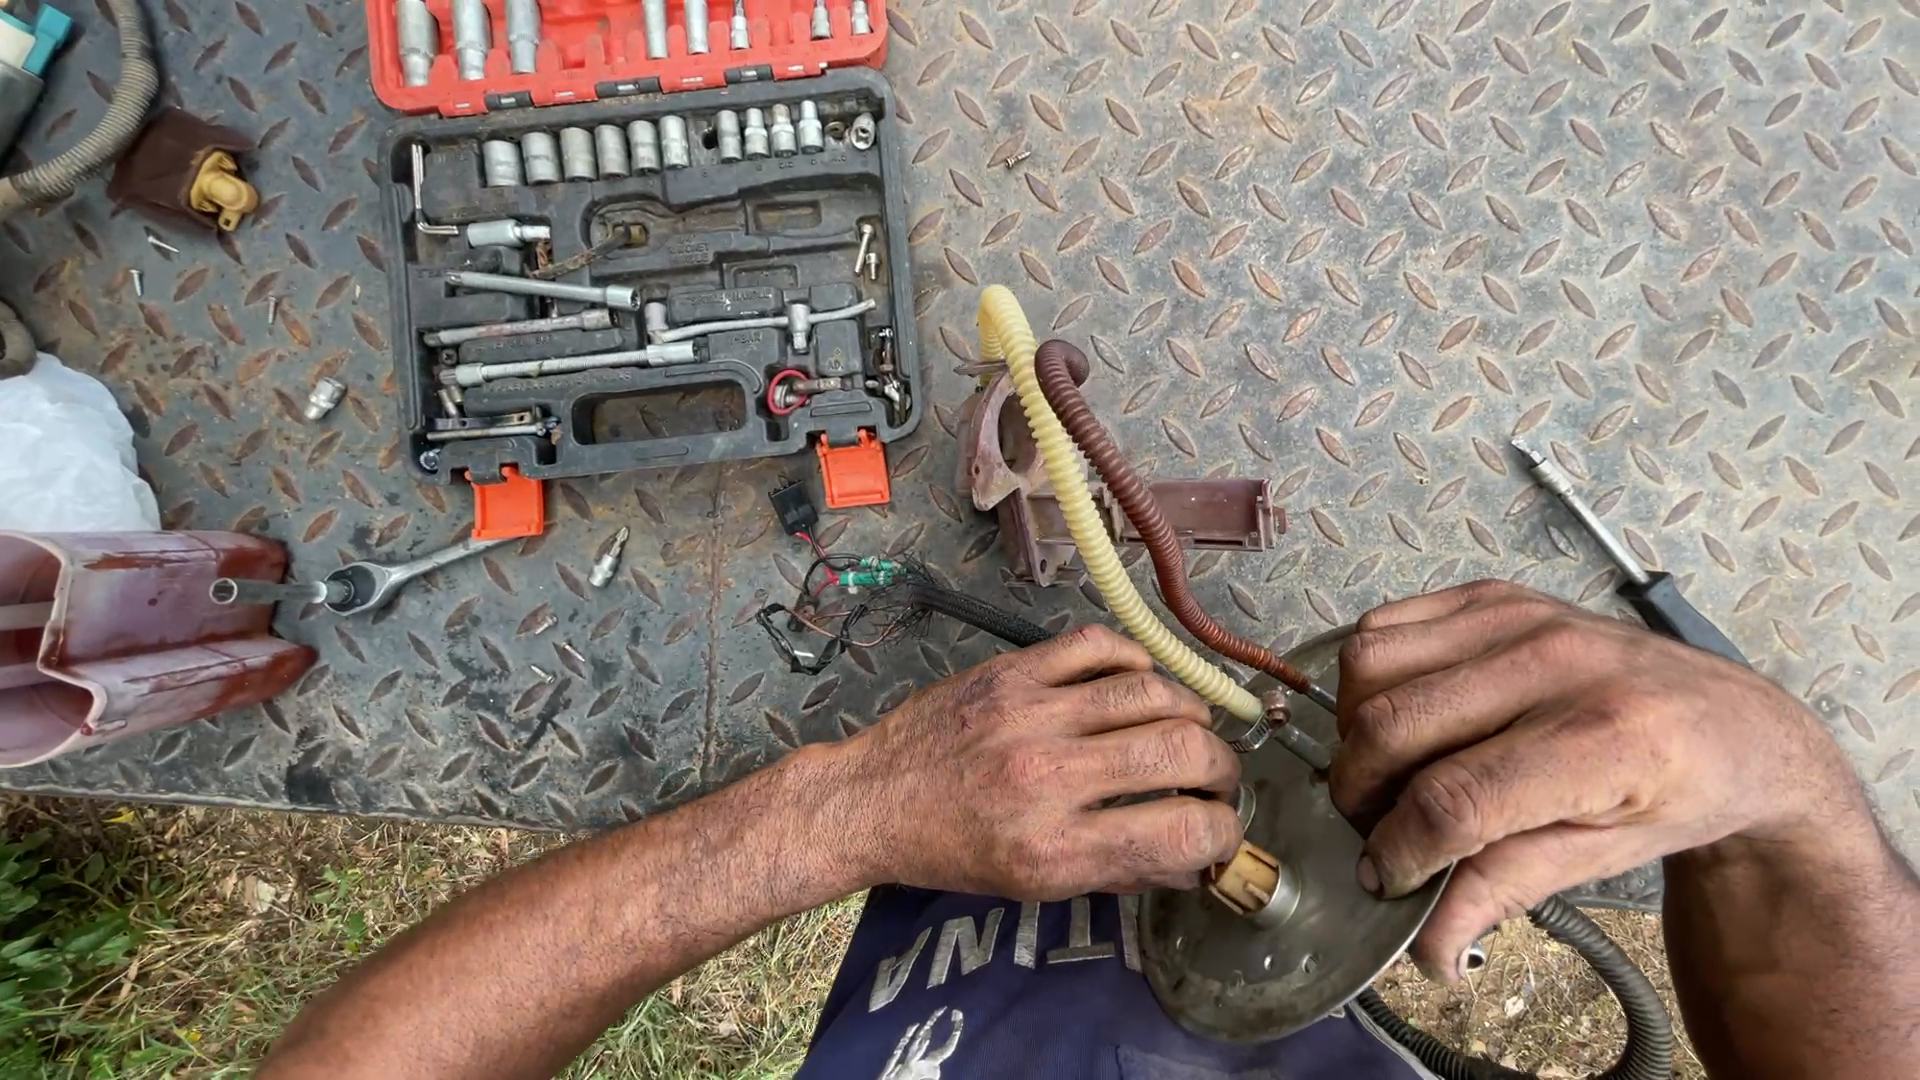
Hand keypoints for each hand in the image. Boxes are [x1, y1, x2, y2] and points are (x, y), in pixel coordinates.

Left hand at [839, 625, 1243, 899]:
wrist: (874, 798)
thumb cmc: (954, 851)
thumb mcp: (1035, 886)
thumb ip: (1119, 869)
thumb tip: (1196, 856)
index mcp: (1058, 848)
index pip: (1184, 832)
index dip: (1223, 831)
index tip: (1219, 825)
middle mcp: (1051, 774)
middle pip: (1181, 750)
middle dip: (1220, 766)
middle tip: (1213, 774)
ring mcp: (1030, 711)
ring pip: (1149, 690)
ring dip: (1188, 710)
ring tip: (1186, 726)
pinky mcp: (1012, 671)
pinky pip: (1096, 644)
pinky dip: (1134, 658)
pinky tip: (1140, 680)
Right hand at [1331, 580, 1860, 980]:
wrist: (1736, 720)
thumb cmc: (1679, 794)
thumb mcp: (1606, 857)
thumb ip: (1503, 889)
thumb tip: (1422, 944)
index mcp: (1608, 740)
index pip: (1455, 797)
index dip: (1401, 847)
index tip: (1385, 873)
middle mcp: (1555, 662)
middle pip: (1393, 725)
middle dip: (1359, 786)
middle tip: (1369, 819)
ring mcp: (1517, 616)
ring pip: (1369, 665)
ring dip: (1353, 724)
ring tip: (1382, 759)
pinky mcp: (1488, 594)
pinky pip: (1381, 625)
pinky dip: (1366, 675)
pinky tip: (1398, 707)